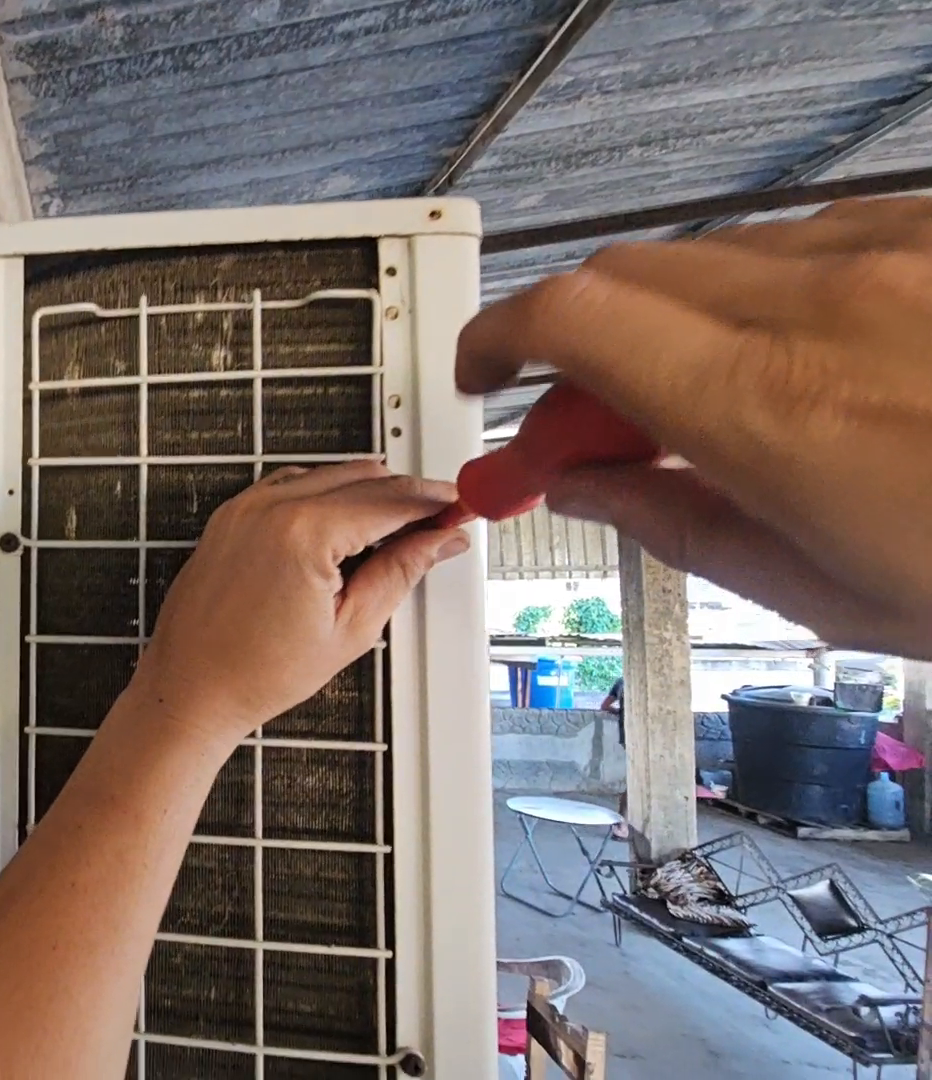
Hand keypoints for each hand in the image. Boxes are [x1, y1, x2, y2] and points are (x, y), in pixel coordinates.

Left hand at [123, 461, 469, 749]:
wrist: (190, 686)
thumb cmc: (254, 672)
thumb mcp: (350, 629)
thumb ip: (399, 573)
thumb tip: (438, 541)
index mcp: (303, 532)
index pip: (390, 499)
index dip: (436, 502)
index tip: (461, 508)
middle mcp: (267, 508)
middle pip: (359, 478)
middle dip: (405, 494)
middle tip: (438, 521)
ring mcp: (241, 510)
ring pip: (322, 474)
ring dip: (364, 489)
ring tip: (396, 526)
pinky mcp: (226, 519)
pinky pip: (284, 486)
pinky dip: (319, 492)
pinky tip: (340, 520)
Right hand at [458, 196, 931, 658]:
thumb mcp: (823, 587)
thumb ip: (666, 520)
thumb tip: (578, 488)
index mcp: (770, 403)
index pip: (564, 318)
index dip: (495, 337)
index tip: (484, 376)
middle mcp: (833, 302)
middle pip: (618, 277)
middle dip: (568, 346)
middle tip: (582, 421)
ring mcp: (912, 253)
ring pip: (707, 263)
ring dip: (664, 329)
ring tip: (704, 406)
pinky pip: (809, 248)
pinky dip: (758, 305)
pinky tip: (802, 368)